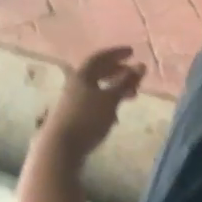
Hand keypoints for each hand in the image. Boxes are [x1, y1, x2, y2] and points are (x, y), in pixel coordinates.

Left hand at [36, 46, 145, 164]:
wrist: (59, 149)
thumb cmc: (87, 119)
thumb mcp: (110, 99)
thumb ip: (126, 82)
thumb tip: (141, 65)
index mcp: (82, 75)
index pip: (100, 57)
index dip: (117, 53)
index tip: (132, 53)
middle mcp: (75, 84)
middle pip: (98, 72)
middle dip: (117, 72)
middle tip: (134, 76)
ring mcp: (72, 101)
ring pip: (97, 89)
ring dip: (114, 89)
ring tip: (131, 97)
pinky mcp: (72, 117)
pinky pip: (93, 103)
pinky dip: (107, 103)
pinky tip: (115, 116)